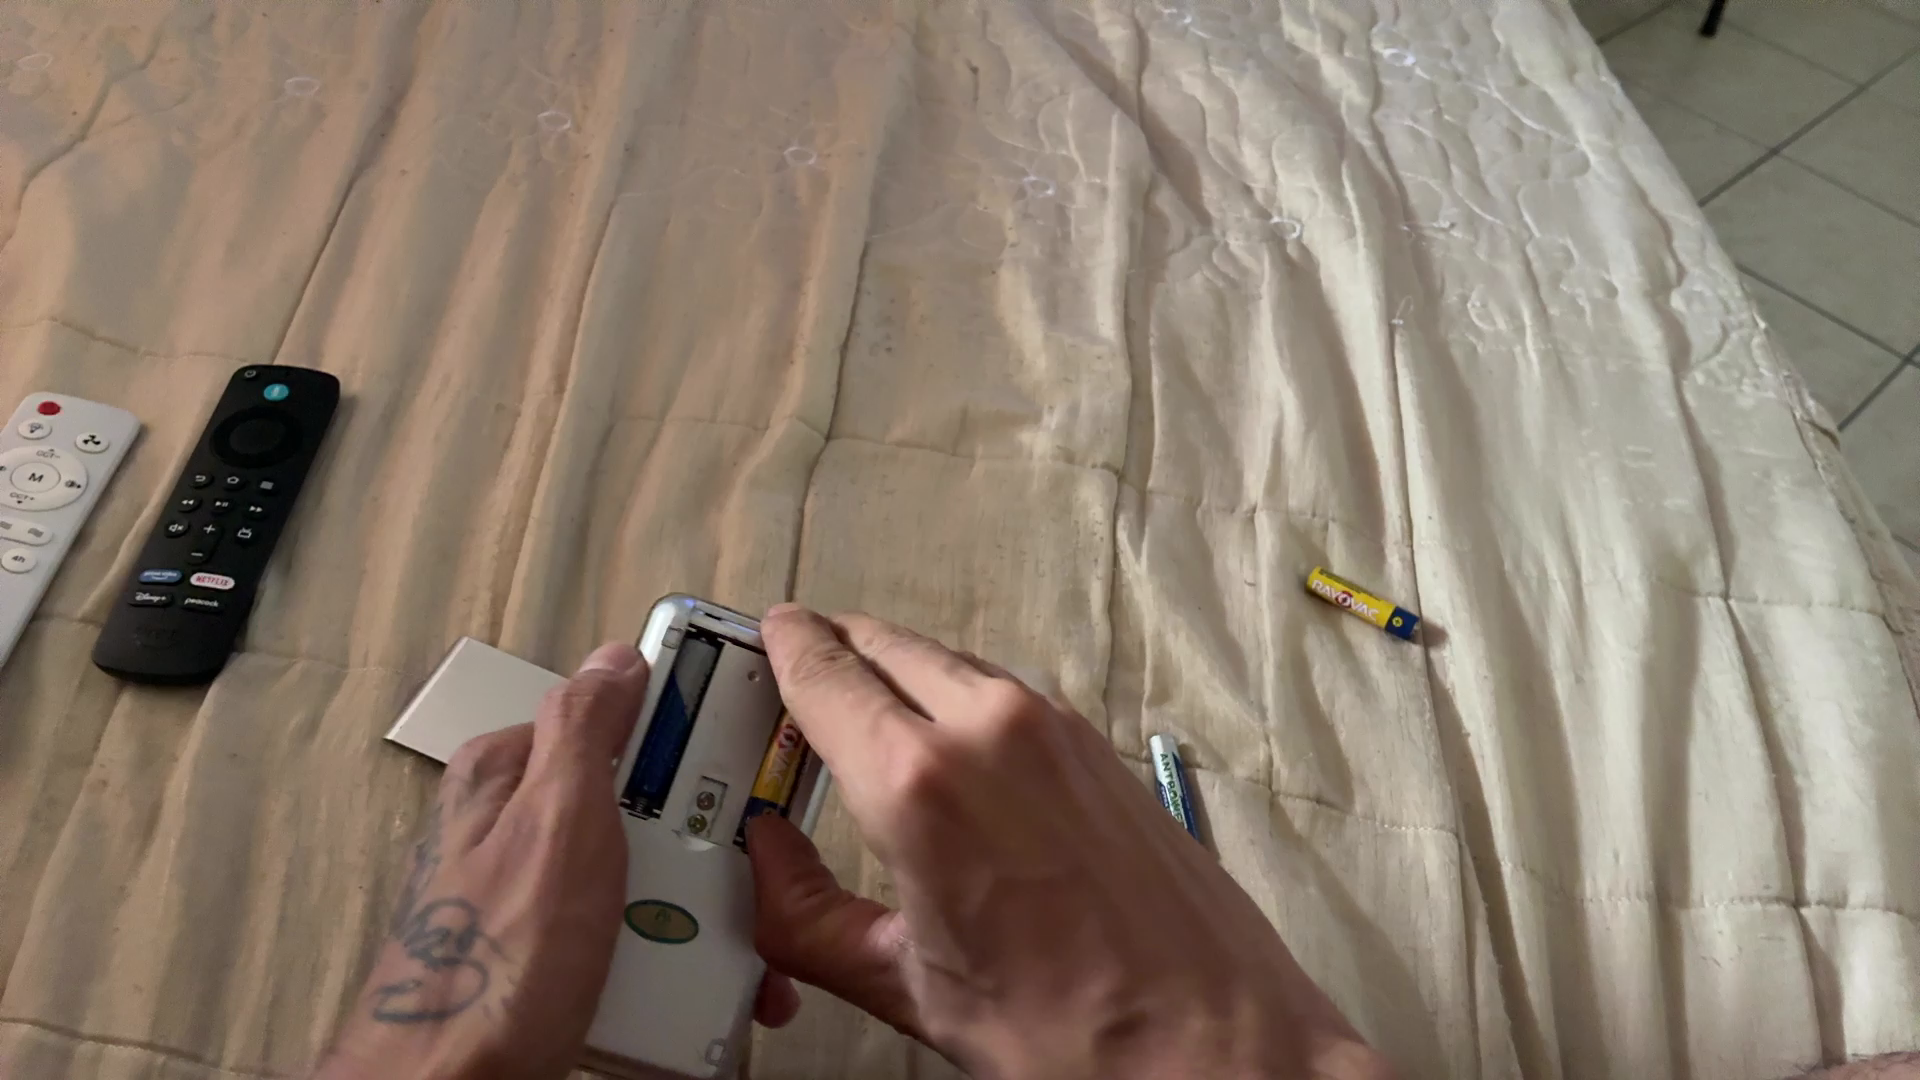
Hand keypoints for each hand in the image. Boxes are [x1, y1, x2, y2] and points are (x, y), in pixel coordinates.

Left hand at [317, 642, 800, 1079]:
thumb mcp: (555, 825)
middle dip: (698, 825)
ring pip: (642, 857)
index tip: (738, 755)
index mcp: (511, 773)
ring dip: (696, 886)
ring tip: (745, 923)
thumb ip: (584, 730)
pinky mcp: (559, 938)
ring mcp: (542, 883)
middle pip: (638, 789)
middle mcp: (521, 820)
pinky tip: (707, 960)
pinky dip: (672, 928)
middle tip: (747, 856)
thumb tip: (618, 655)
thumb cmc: (499, 963)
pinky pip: (632, 912)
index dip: (681, 725)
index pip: (614, 714)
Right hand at [746, 608, 1394, 1079]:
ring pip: (939, 655)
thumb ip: (808, 914)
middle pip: (882, 642)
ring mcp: (1045, 718)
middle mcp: (983, 723)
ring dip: (893, 663)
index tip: (771, 629)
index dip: (788, 645)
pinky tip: (942, 730)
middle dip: (835, 645)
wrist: (1218, 1035)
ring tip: (865, 702)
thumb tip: (763, 851)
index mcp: (919, 783)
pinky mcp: (1086, 731)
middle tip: (803, 667)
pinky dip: (948, 686)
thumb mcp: (909, 984)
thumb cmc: (1061, 1026)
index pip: (827, 676)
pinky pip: (991, 683)